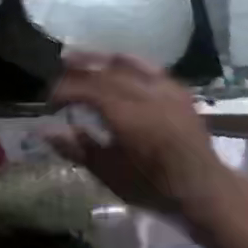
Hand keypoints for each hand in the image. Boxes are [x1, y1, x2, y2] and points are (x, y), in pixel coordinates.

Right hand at [46, 52, 241, 217]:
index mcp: (126, 115)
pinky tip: (119, 65)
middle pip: (104, 70)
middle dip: (78, 69)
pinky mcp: (178, 90)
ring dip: (101, 59)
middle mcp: (145, 94)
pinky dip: (128, 63)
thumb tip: (44, 131)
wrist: (204, 189)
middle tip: (59, 70)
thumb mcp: (109, 173)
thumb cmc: (153, 187)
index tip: (50, 102)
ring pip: (127, 63)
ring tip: (82, 58)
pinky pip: (149, 67)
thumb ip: (76, 148)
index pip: (86, 89)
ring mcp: (165, 89)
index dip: (64, 90)